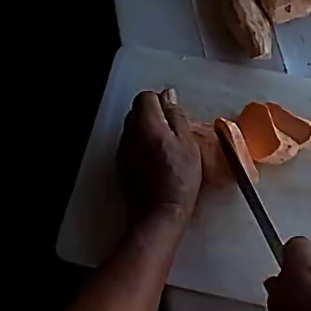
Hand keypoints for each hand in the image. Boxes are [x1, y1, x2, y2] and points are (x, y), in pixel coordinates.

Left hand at [117, 88, 200, 226]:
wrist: (159, 213)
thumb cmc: (178, 179)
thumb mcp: (188, 143)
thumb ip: (176, 116)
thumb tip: (169, 97)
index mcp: (145, 123)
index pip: (146, 96)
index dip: (162, 102)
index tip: (176, 116)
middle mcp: (129, 133)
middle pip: (138, 111)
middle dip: (155, 116)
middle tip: (175, 132)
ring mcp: (123, 150)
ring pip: (134, 129)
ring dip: (149, 132)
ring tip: (168, 149)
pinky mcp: (122, 166)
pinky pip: (132, 146)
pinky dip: (143, 147)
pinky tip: (159, 162)